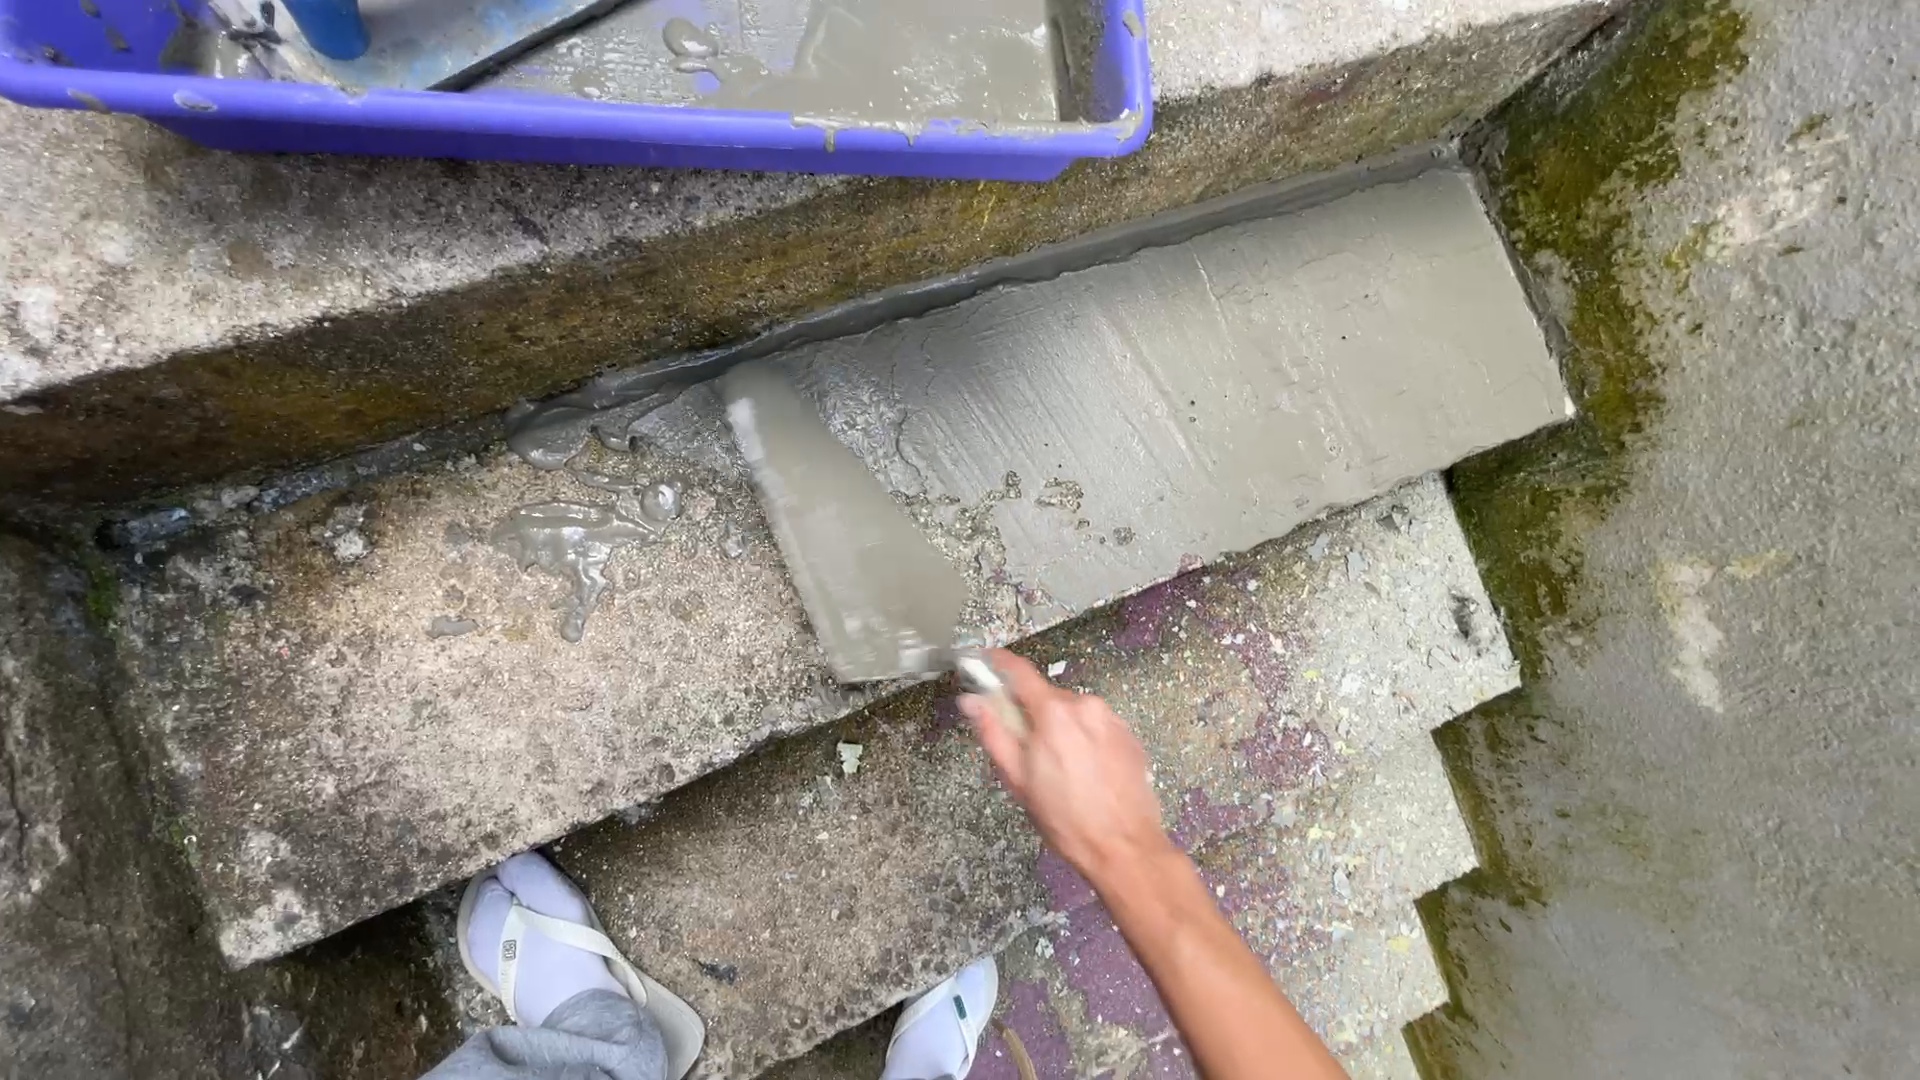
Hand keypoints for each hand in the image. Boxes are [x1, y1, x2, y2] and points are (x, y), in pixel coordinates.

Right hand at [958, 650, 1172, 884]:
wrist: (1125, 848)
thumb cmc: (1067, 820)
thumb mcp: (1018, 779)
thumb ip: (993, 732)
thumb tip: (972, 701)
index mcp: (1054, 712)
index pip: (1020, 671)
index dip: (999, 663)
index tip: (987, 660)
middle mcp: (1085, 705)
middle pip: (1047, 697)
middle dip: (1032, 715)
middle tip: (1027, 751)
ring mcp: (1111, 719)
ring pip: (1073, 713)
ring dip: (1061, 729)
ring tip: (1061, 770)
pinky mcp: (1129, 735)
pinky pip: (1096, 726)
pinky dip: (1084, 740)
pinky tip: (1085, 772)